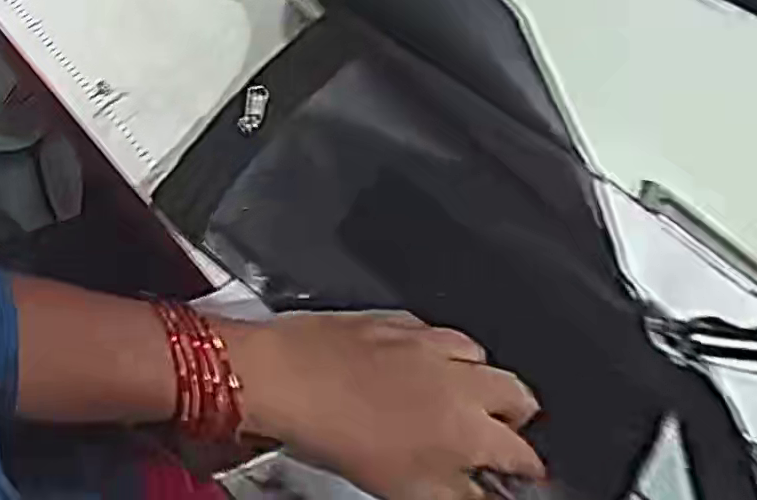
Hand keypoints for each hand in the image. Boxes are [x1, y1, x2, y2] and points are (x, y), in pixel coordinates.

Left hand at [219, 311, 543, 499]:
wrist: (273, 377)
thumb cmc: (332, 431)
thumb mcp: (413, 492)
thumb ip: (465, 498)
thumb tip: (484, 494)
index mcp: (471, 429)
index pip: (525, 457)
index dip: (516, 471)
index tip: (503, 474)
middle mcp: (450, 377)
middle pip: (515, 392)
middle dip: (508, 415)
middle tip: (485, 429)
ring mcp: (412, 340)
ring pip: (471, 350)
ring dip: (468, 371)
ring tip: (448, 389)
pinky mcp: (376, 316)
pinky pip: (420, 325)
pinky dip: (424, 342)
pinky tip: (406, 357)